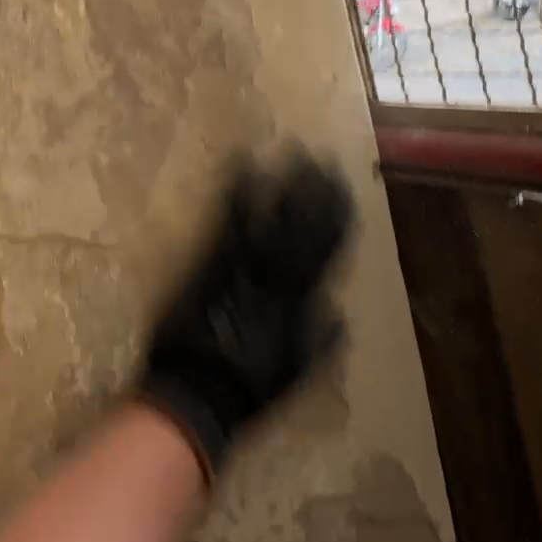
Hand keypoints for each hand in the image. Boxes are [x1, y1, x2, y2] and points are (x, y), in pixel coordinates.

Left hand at [134, 153, 354, 483]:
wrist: (198, 390)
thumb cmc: (247, 386)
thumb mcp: (297, 371)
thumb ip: (321, 341)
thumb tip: (340, 312)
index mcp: (301, 301)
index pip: (326, 250)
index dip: (336, 216)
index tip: (344, 186)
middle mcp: (276, 276)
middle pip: (302, 225)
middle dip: (312, 190)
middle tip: (320, 156)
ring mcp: (242, 263)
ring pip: (270, 216)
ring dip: (283, 182)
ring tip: (291, 151)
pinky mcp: (210, 258)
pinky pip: (228, 219)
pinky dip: (237, 191)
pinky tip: (241, 163)